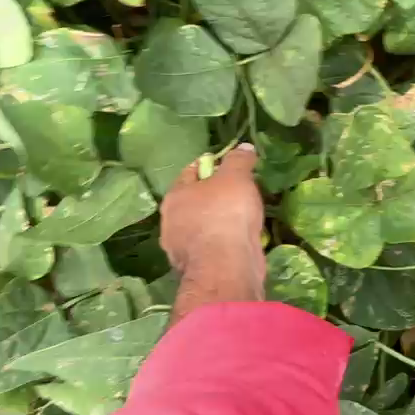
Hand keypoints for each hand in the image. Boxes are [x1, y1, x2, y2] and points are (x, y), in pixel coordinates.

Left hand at [161, 146, 265, 310]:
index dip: (210, 164)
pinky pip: (210, 246)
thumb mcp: (236, 177)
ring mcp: (181, 247)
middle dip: (213, 195)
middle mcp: (171, 221)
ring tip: (241, 216)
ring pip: (201, 225)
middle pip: (194, 200)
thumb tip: (243, 148)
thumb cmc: (226, 213)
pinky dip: (222, 241)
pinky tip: (239, 239)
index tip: (229, 165)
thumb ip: (238, 160)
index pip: (191, 171)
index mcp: (175, 196)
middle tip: (238, 190)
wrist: (226, 265)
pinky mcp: (196, 267)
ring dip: (217, 221)